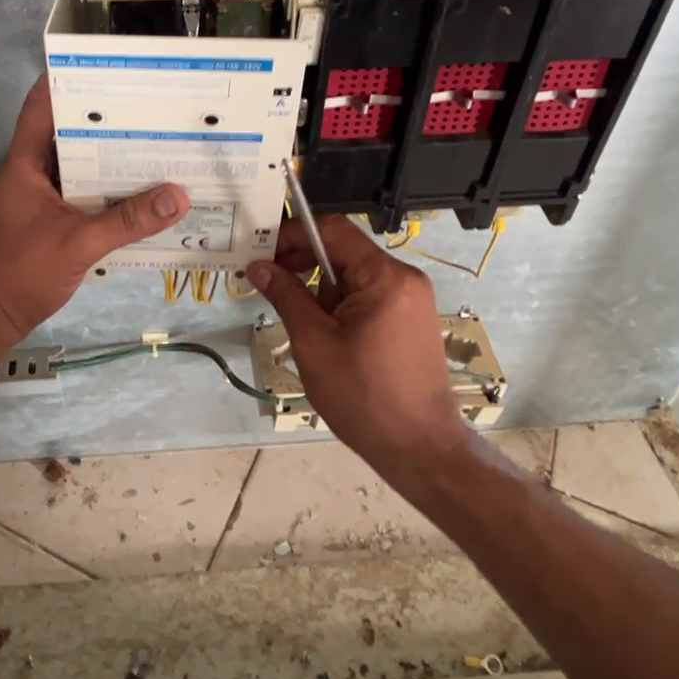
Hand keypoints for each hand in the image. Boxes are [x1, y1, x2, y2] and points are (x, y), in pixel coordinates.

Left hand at [0, 76, 189, 361]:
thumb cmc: (16, 271)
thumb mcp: (76, 244)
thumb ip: (127, 221)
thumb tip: (178, 195)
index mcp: (25, 164)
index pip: (41, 106)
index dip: (67, 80)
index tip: (105, 64)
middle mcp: (32, 174)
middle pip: (69, 135)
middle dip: (106, 121)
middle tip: (150, 106)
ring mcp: (40, 201)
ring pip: (79, 169)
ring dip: (110, 160)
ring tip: (156, 143)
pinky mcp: (50, 225)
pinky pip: (83, 199)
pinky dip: (108, 194)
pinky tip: (141, 195)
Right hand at [247, 215, 473, 474]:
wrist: (420, 448)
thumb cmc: (363, 396)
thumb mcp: (314, 343)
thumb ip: (286, 296)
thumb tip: (258, 265)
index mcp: (385, 277)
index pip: (333, 230)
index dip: (293, 234)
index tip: (261, 249)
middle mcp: (404, 278)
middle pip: (345, 251)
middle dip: (303, 262)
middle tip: (268, 281)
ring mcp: (411, 299)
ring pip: (354, 276)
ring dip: (321, 288)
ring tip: (298, 320)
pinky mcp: (411, 319)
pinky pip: (369, 295)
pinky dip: (341, 304)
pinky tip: (324, 332)